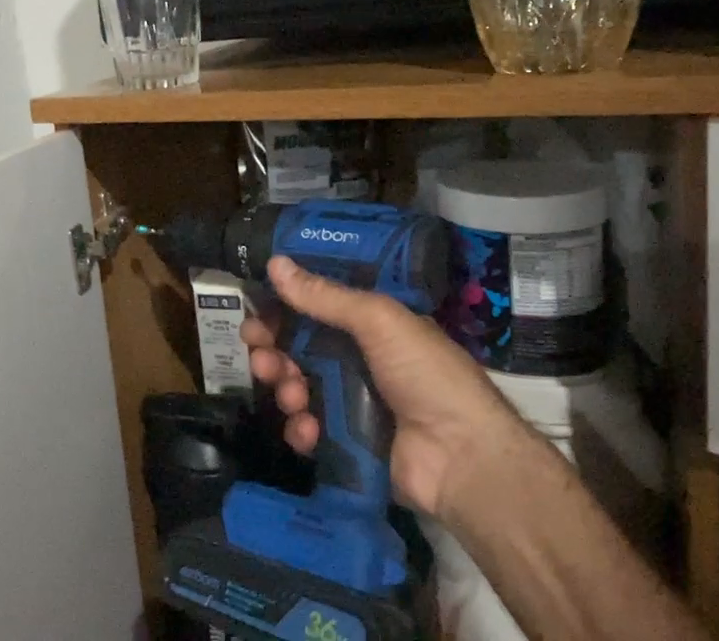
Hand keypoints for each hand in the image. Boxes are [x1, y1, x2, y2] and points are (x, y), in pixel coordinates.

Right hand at [242, 255, 532, 516]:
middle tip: (259, 355)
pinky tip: (307, 430)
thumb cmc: (425, 374)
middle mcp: (358, 361)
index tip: (256, 311)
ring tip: (291, 394)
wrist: (463, 456)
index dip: (283, 309)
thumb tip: (275, 262)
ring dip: (284, 387)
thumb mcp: (378, 321)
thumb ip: (325, 296)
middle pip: (298, 349)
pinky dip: (301, 429)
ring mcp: (352, 404)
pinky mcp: (347, 443)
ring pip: (298, 388)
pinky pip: (309, 430)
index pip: (316, 310)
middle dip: (273, 350)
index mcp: (371, 327)